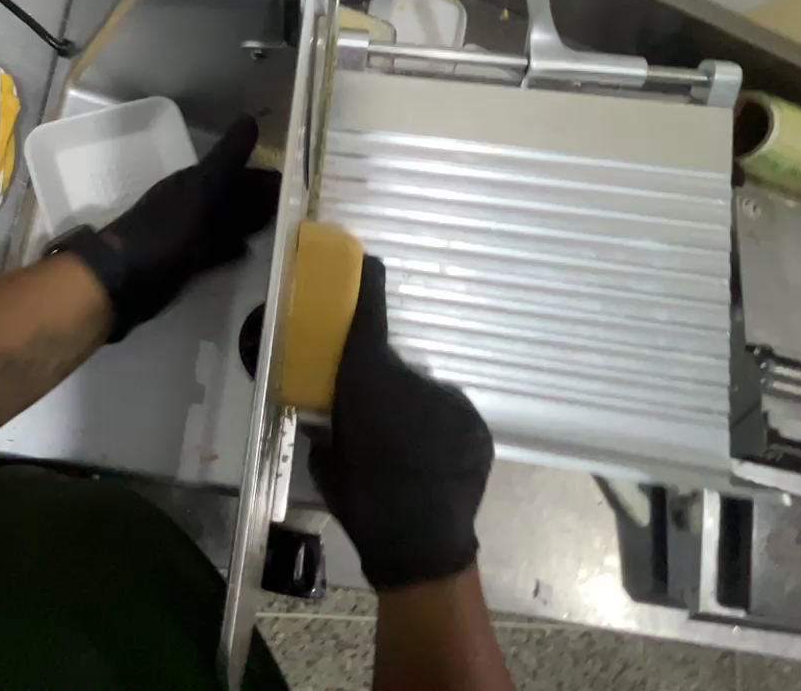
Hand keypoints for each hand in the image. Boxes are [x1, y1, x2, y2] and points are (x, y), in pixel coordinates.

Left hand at [57, 116, 279, 340]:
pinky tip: (249, 250)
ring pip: (227, 223)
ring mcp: (189, 234)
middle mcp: (193, 205)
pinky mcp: (186, 262)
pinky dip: (234, 248)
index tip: (294, 179)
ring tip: (280, 224)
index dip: (262, 176)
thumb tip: (250, 119)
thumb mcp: (200, 190)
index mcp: (195, 183)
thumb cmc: (165, 231)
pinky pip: (217, 250)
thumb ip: (226, 159)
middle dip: (260, 198)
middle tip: (295, 202)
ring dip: (250, 222)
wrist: (124, 279)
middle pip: (233, 198)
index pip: (236, 173)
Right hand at [309, 257, 492, 589]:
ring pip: (425, 396)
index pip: (369, 316)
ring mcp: (448, 398)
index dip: (368, 283)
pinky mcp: (475, 422)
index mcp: (365, 379)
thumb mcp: (325, 456)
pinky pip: (450, 419)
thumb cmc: (359, 497)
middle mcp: (410, 377)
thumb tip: (326, 419)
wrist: (418, 541)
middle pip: (395, 368)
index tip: (370, 259)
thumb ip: (327, 426)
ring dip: (415, 415)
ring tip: (411, 453)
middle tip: (380, 424)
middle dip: (386, 389)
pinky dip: (441, 433)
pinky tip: (435, 463)